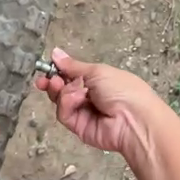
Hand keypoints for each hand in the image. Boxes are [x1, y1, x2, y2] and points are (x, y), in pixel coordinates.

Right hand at [32, 48, 170, 158]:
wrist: (133, 120)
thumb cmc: (121, 89)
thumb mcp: (97, 71)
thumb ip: (73, 66)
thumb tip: (55, 52)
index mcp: (97, 80)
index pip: (71, 74)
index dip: (57, 71)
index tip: (45, 68)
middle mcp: (89, 96)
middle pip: (62, 89)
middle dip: (53, 83)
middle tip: (46, 81)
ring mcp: (84, 112)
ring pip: (61, 101)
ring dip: (61, 92)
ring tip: (68, 89)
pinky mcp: (79, 127)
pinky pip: (64, 114)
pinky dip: (67, 104)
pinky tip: (77, 99)